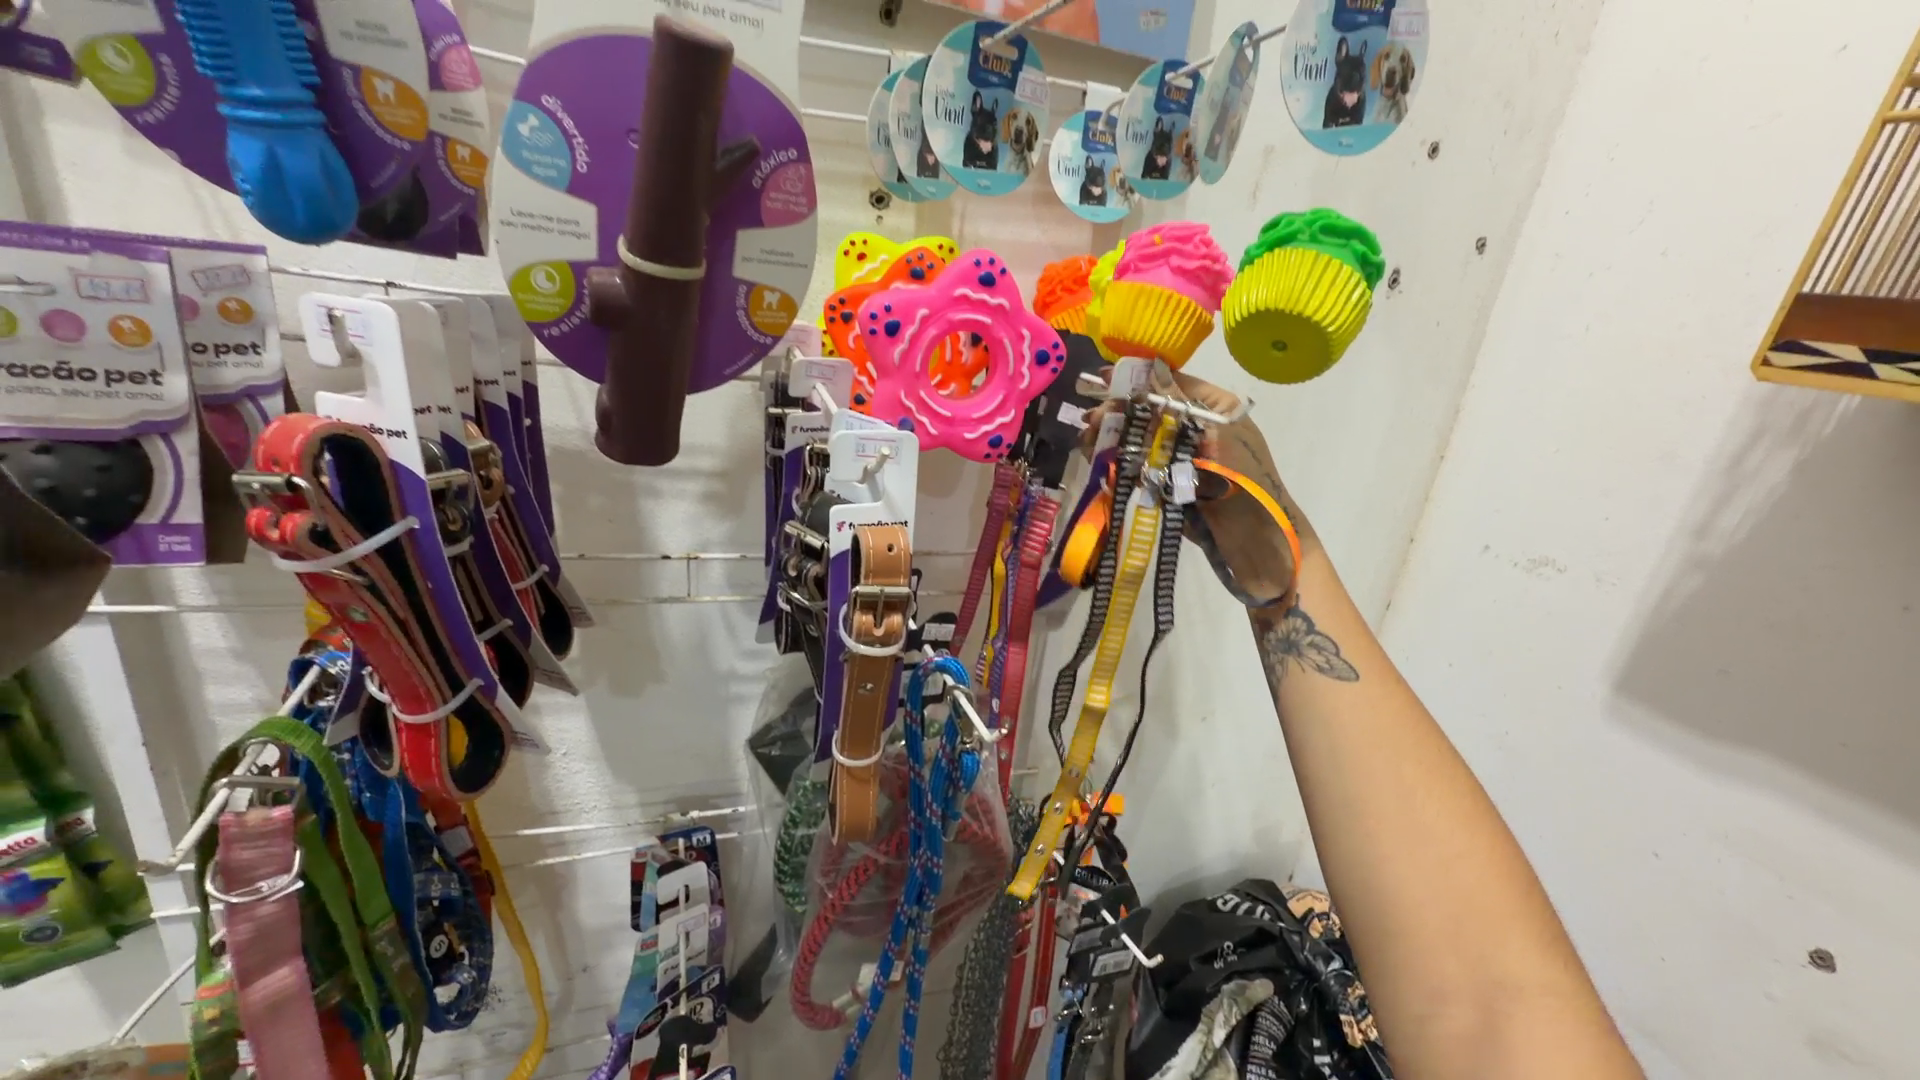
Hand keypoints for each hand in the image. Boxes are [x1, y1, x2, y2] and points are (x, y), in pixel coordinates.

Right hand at [1081, 366, 1311, 606]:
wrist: (1254, 538)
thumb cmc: (1244, 478)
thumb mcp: (1214, 432)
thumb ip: (1179, 404)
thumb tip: (1152, 368)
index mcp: (1215, 408)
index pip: (1172, 383)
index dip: (1138, 380)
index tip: (1105, 380)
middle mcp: (1194, 428)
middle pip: (1148, 412)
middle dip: (1118, 413)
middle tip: (1092, 419)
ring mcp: (1178, 458)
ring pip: (1137, 440)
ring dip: (1111, 438)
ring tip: (1088, 439)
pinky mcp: (1165, 485)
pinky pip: (1136, 469)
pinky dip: (1116, 464)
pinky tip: (1097, 461)